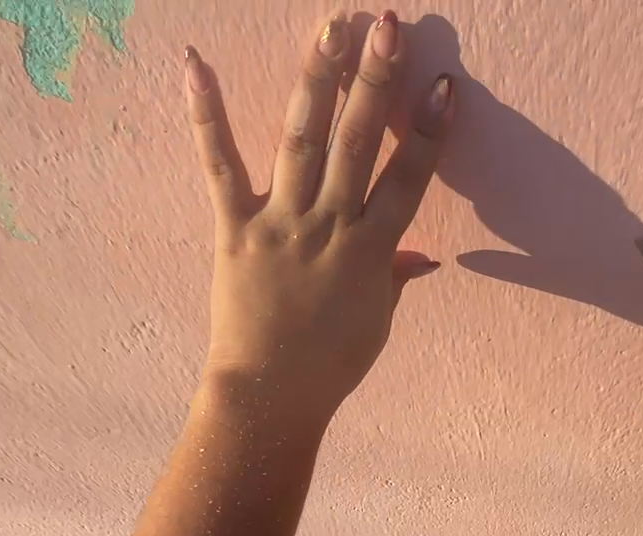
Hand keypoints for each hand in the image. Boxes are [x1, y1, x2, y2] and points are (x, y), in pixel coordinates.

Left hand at [184, 11, 452, 429]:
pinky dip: (208, 115)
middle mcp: (329, 227)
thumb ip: (396, 278)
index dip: (428, 132)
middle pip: (356, 144)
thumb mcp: (377, 322)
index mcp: (371, 252)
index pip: (408, 180)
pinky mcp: (234, 228)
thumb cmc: (333, 362)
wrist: (273, 392)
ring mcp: (280, 223)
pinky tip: (198, 63)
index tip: (444, 86)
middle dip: (374, 82)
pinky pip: (220, 166)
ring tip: (327, 29)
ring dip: (316, 82)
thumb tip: (422, 255)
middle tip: (385, 25)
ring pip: (300, 141)